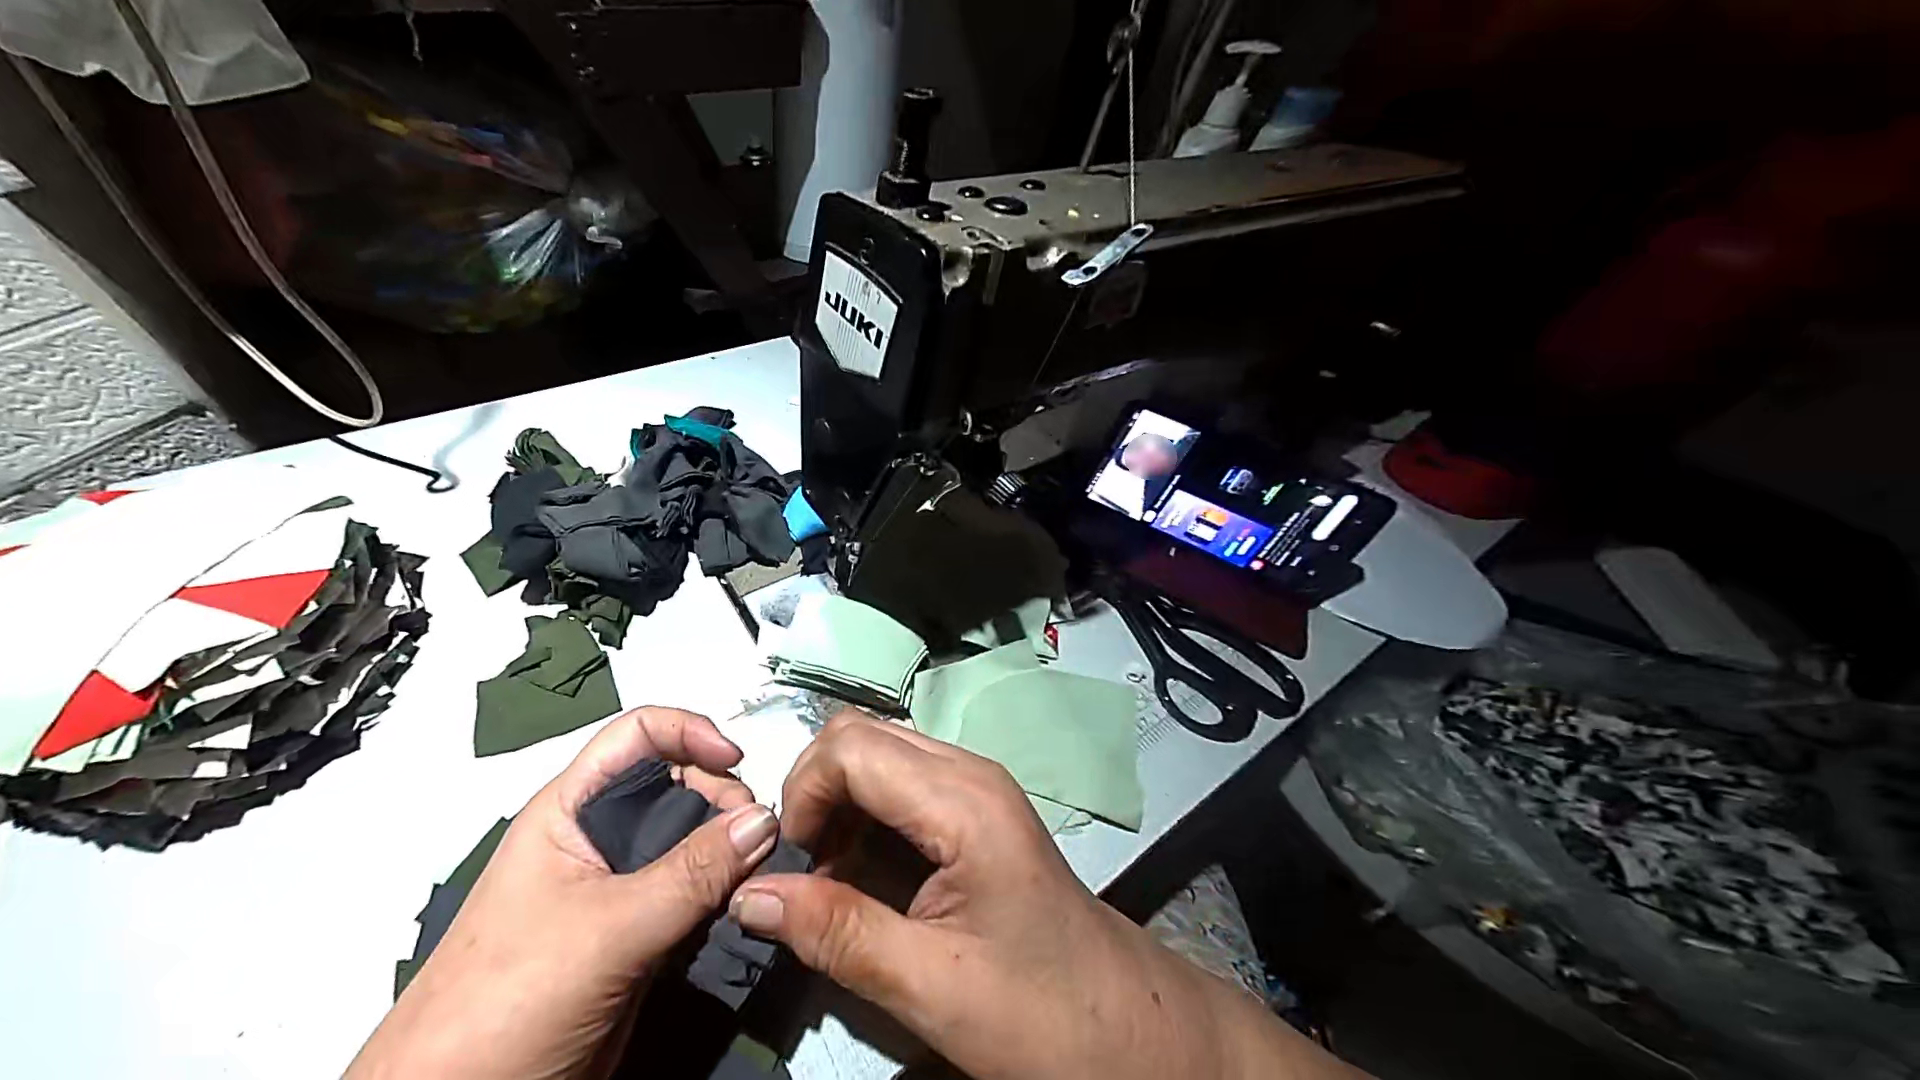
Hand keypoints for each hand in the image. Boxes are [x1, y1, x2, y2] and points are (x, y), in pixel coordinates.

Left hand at [347, 707, 780, 1079]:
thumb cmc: (502, 1008)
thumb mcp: (606, 929)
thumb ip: (690, 873)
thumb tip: (764, 820)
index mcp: (572, 809)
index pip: (639, 734)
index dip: (690, 731)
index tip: (735, 758)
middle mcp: (602, 835)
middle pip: (680, 779)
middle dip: (724, 795)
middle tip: (754, 835)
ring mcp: (624, 881)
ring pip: (695, 834)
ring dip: (732, 843)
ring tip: (757, 871)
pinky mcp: (644, 924)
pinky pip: (700, 883)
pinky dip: (728, 883)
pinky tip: (744, 898)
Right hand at [727, 712, 1365, 1079]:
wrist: (1124, 1019)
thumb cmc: (1039, 1008)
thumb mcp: (931, 987)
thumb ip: (838, 934)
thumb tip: (749, 895)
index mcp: (962, 801)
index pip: (851, 747)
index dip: (804, 792)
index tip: (798, 862)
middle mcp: (968, 770)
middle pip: (861, 734)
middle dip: (815, 788)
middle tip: (811, 866)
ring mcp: (976, 782)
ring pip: (878, 749)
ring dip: (839, 798)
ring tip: (835, 872)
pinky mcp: (976, 802)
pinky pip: (901, 776)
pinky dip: (865, 806)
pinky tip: (866, 865)